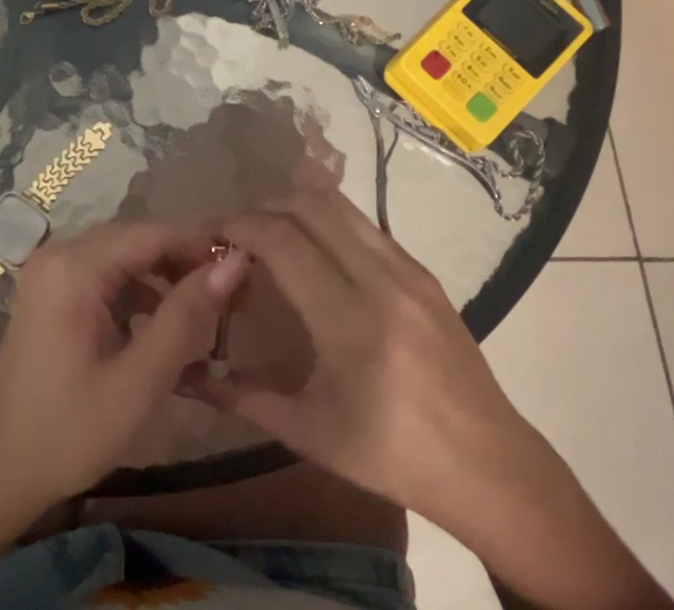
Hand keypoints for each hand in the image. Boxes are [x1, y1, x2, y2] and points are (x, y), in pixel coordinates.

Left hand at [0, 222, 248, 505]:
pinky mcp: (50, 297)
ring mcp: (49, 275)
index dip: (202, 247)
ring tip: (208, 319)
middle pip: (136, 242)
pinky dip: (139, 298)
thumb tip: (234, 263)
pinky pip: (104, 280)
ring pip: (123, 260)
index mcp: (73, 268)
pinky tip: (166, 332)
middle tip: (235, 299)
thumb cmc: (73, 429)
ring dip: (164, 282)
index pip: (152, 233)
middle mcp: (57, 256)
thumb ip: (187, 315)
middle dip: (185, 265)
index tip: (248, 273)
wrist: (5, 468)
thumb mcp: (141, 378)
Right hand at [182, 189, 540, 516]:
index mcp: (351, 323)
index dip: (238, 226)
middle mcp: (383, 283)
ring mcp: (411, 274)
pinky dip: (328, 222)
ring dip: (295, 207)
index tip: (209, 238)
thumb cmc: (392, 457)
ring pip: (343, 206)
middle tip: (234, 235)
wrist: (489, 467)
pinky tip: (311, 252)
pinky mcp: (426, 276)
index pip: (283, 241)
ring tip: (268, 235)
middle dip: (262, 208)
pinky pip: (366, 227)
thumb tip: (183, 376)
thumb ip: (239, 395)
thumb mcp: (307, 432)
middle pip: (311, 205)